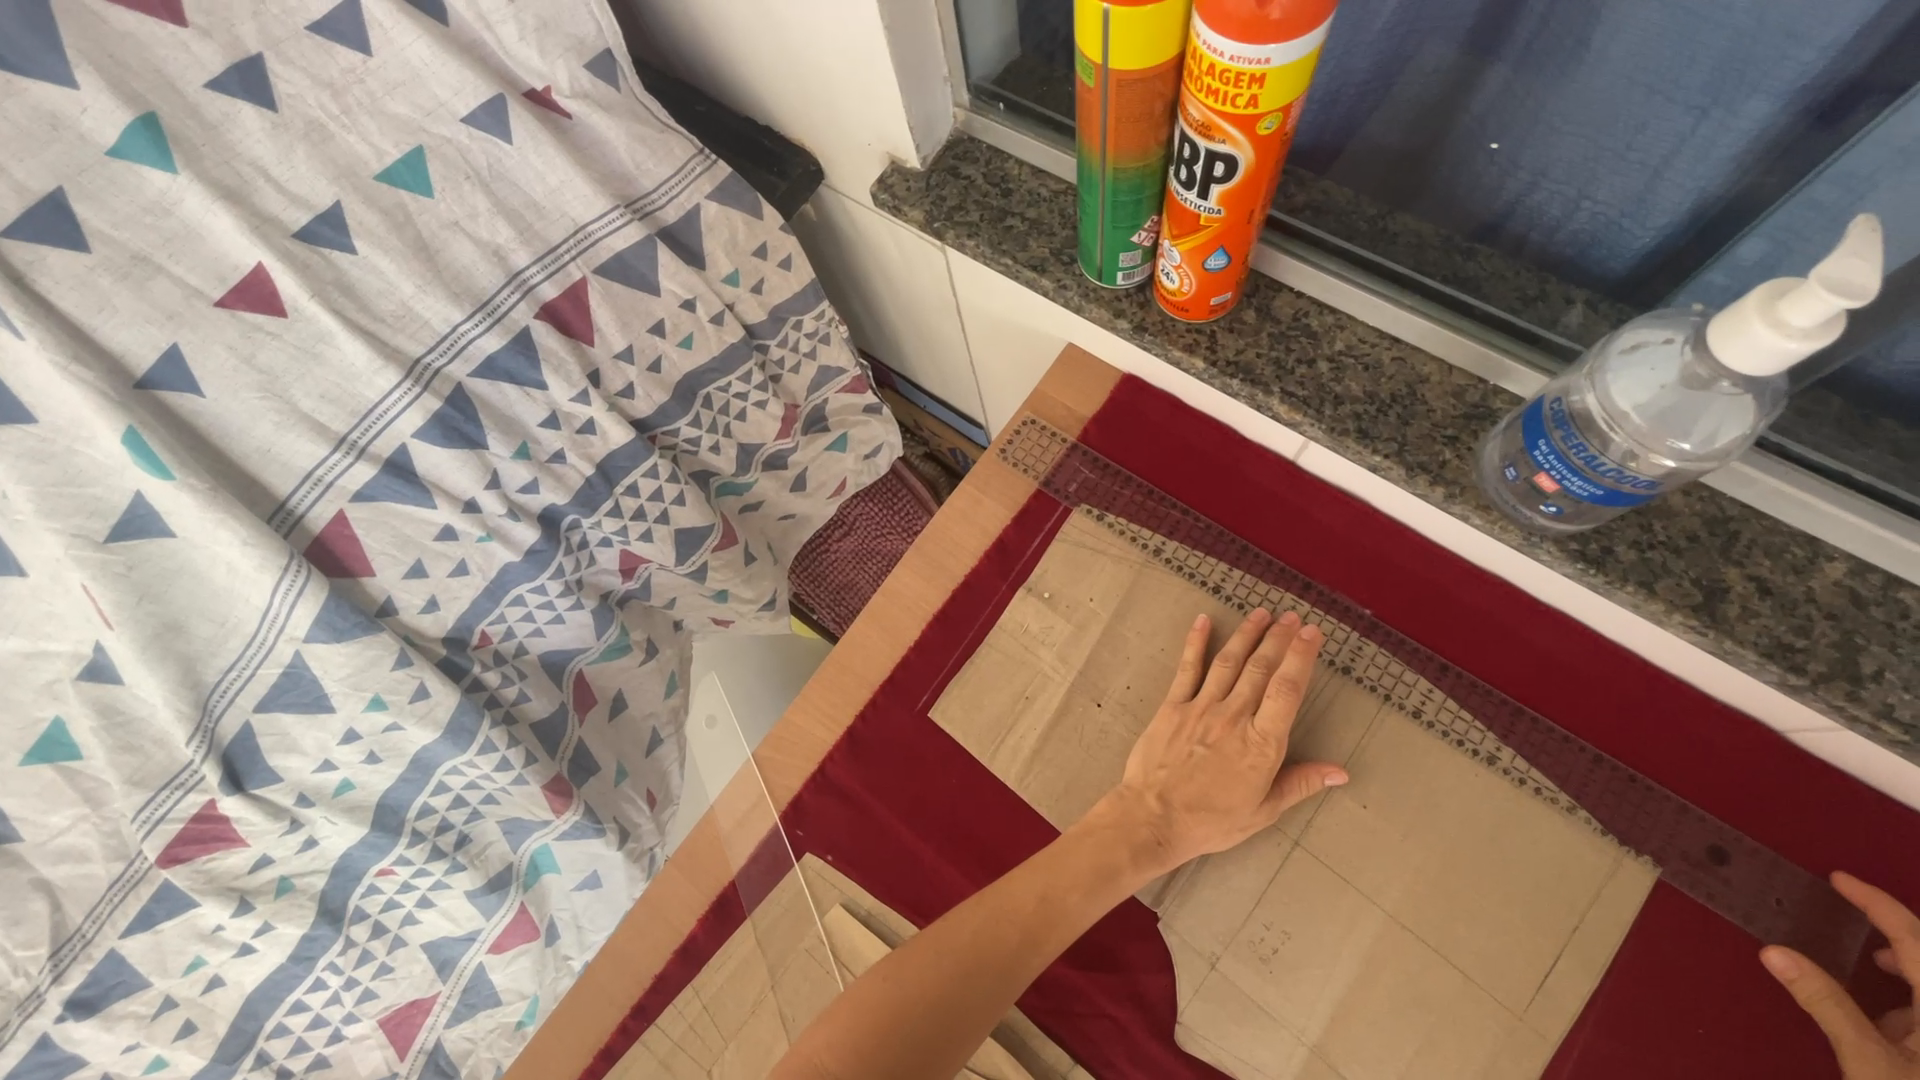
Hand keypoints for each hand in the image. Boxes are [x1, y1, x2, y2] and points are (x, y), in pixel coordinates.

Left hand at [1087, 609, 1347, 878]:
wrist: (1153, 818)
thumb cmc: (1210, 821)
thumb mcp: (1263, 810)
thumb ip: (1300, 784)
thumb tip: (1340, 772)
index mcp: (1262, 744)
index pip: (1288, 690)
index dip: (1301, 657)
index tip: (1311, 633)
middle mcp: (1234, 718)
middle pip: (1261, 668)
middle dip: (1279, 638)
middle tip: (1292, 616)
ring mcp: (1201, 708)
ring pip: (1229, 662)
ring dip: (1247, 634)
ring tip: (1262, 613)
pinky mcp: (1173, 707)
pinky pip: (1188, 668)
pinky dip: (1196, 642)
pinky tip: (1203, 621)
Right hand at [1763, 872, 1919, 1078]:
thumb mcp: (1869, 1059)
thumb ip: (1825, 1003)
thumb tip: (1773, 950)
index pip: (1915, 939)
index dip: (1878, 904)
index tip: (1839, 878)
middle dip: (1897, 933)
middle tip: (1853, 916)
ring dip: (1908, 967)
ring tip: (1875, 964)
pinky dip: (1910, 1001)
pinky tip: (1889, 1017)